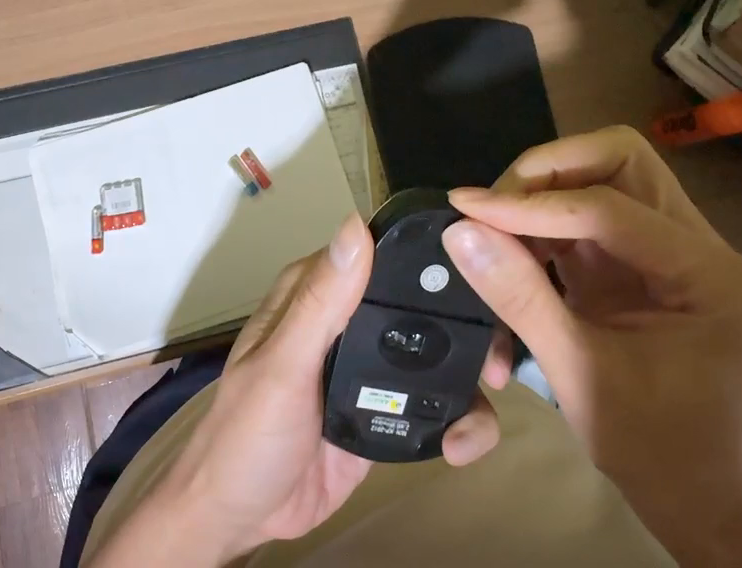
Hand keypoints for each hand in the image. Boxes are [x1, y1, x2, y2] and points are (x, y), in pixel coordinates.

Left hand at [94, 212, 508, 566]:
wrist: (240, 517)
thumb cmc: (247, 435)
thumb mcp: (282, 366)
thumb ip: (320, 302)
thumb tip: (357, 225)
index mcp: (314, 293)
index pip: (378, 254)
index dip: (429, 258)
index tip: (484, 270)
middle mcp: (345, 321)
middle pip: (419, 305)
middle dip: (467, 324)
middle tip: (501, 356)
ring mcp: (366, 367)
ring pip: (434, 353)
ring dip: (471, 374)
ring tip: (494, 398)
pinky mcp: (383, 411)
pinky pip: (432, 403)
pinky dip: (458, 418)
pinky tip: (461, 444)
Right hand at [439, 129, 741, 546]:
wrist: (689, 485)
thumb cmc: (648, 442)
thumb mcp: (578, 373)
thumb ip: (520, 297)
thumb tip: (458, 232)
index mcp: (707, 275)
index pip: (611, 208)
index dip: (532, 205)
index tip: (466, 208)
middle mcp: (699, 245)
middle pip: (621, 160)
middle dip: (549, 170)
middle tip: (494, 205)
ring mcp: (671, 246)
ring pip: (605, 173)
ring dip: (543, 188)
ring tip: (495, 224)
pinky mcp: (642, 256)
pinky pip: (589, 208)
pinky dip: (545, 218)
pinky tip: (512, 245)